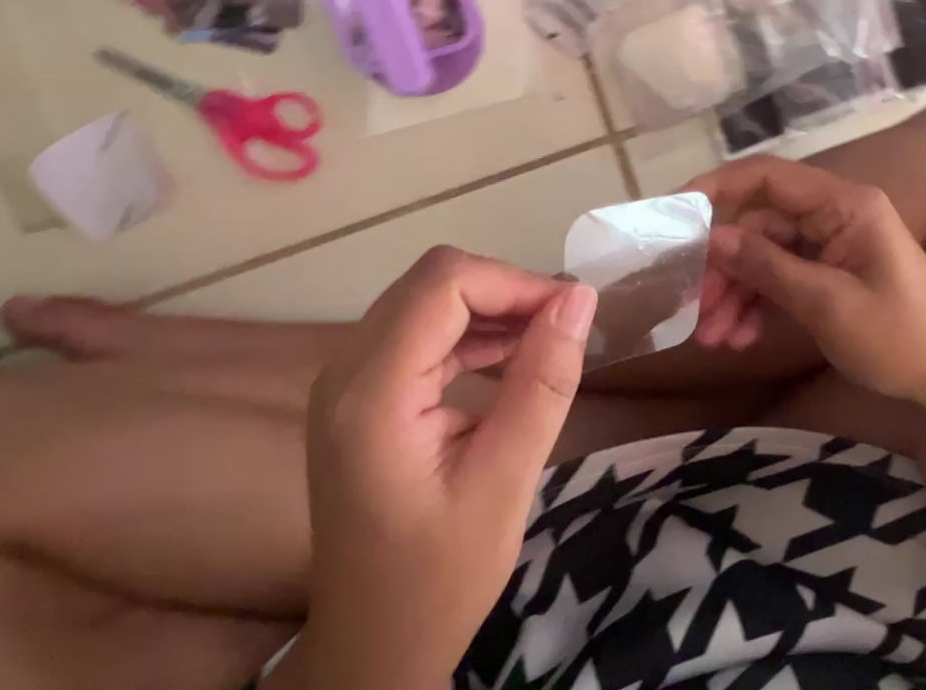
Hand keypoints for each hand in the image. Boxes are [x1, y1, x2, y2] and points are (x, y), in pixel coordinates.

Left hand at [299, 247, 597, 688]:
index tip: (573, 312)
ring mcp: (346, 381)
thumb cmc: (440, 577)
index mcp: (371, 394)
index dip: (514, 283)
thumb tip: (579, 299)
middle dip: (506, 291)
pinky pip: (419, 335)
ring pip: (426, 302)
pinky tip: (511, 361)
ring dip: (491, 310)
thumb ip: (543, 383)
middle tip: (566, 327)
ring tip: (549, 341)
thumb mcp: (505, 482)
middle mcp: (345, 371)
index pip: (443, 286)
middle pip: (432, 284)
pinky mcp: (360, 395)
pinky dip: (470, 336)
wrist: (373, 642)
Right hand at [688, 156, 925, 421]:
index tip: (674, 214)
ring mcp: (835, 248)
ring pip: (765, 255)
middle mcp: (837, 217)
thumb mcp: (827, 304)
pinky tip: (739, 338)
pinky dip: (757, 304)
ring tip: (713, 336)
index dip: (717, 187)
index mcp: (845, 205)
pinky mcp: (834, 277)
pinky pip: (782, 279)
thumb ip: (766, 266)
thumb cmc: (901, 340)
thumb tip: (711, 237)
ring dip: (735, 292)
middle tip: (694, 307)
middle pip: (761, 223)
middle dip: (723, 264)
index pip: (768, 176)